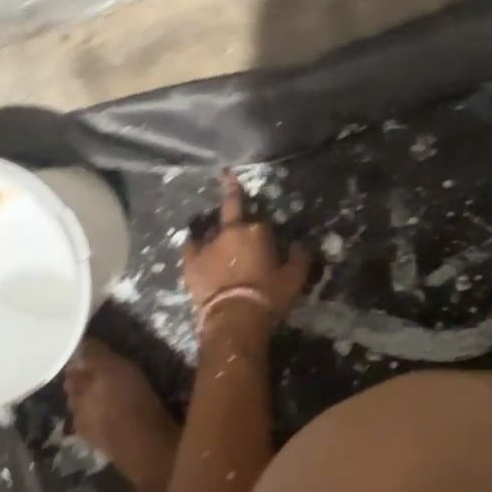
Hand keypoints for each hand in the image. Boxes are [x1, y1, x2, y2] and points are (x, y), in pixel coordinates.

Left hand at [181, 170, 310, 333]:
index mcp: (256, 231)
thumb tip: (300, 246)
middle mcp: (230, 231)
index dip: (265, 229)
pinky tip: (195, 243)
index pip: (262, 221)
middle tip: (226, 172)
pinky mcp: (191, 259)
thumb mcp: (294, 279)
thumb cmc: (268, 298)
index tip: (267, 237)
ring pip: (211, 227)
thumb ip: (299, 258)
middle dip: (231, 188)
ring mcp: (207, 243)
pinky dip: (195, 242)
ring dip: (216, 228)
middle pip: (231, 206)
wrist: (234, 319)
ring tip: (214, 230)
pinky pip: (191, 243)